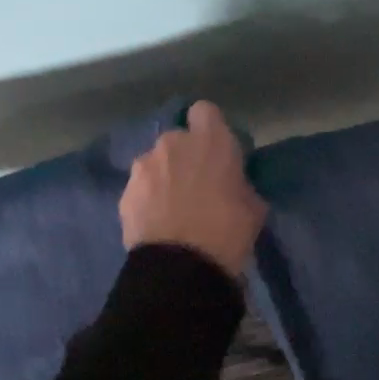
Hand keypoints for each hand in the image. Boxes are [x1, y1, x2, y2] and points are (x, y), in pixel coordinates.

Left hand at [120, 101, 268, 275]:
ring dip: (164, 177)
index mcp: (210, 141)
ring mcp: (143, 167)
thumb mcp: (253, 208)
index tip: (217, 153)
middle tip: (196, 186)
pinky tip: (157, 223)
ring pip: (156, 164)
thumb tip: (234, 185)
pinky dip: (147, 200)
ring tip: (172, 208)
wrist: (180, 268)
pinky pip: (141, 189)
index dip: (210, 130)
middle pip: (177, 140)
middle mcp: (172, 144)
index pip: (205, 111)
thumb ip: (241, 185)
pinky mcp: (125, 193)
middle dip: (185, 157)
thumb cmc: (227, 233)